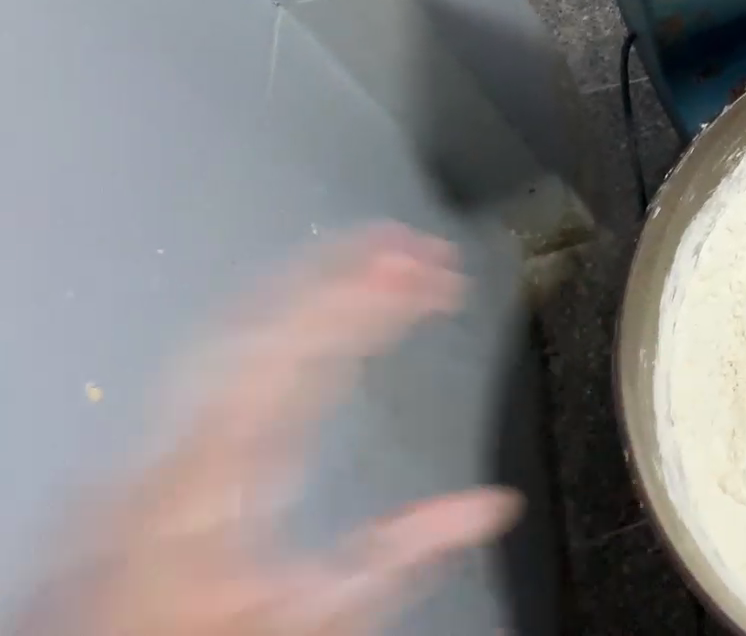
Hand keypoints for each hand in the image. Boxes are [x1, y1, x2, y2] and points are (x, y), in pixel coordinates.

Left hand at [12, 226, 521, 635]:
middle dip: (345, 272)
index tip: (434, 273)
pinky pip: (216, 356)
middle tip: (416, 246)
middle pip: (261, 323)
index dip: (374, 300)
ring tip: (377, 257)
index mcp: (214, 475)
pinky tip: (306, 310)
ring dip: (311, 283)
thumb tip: (487, 507)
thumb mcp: (306, 614)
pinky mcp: (157, 452)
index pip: (303, 354)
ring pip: (232, 329)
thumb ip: (397, 554)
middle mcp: (176, 445)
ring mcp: (158, 443)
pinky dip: (272, 316)